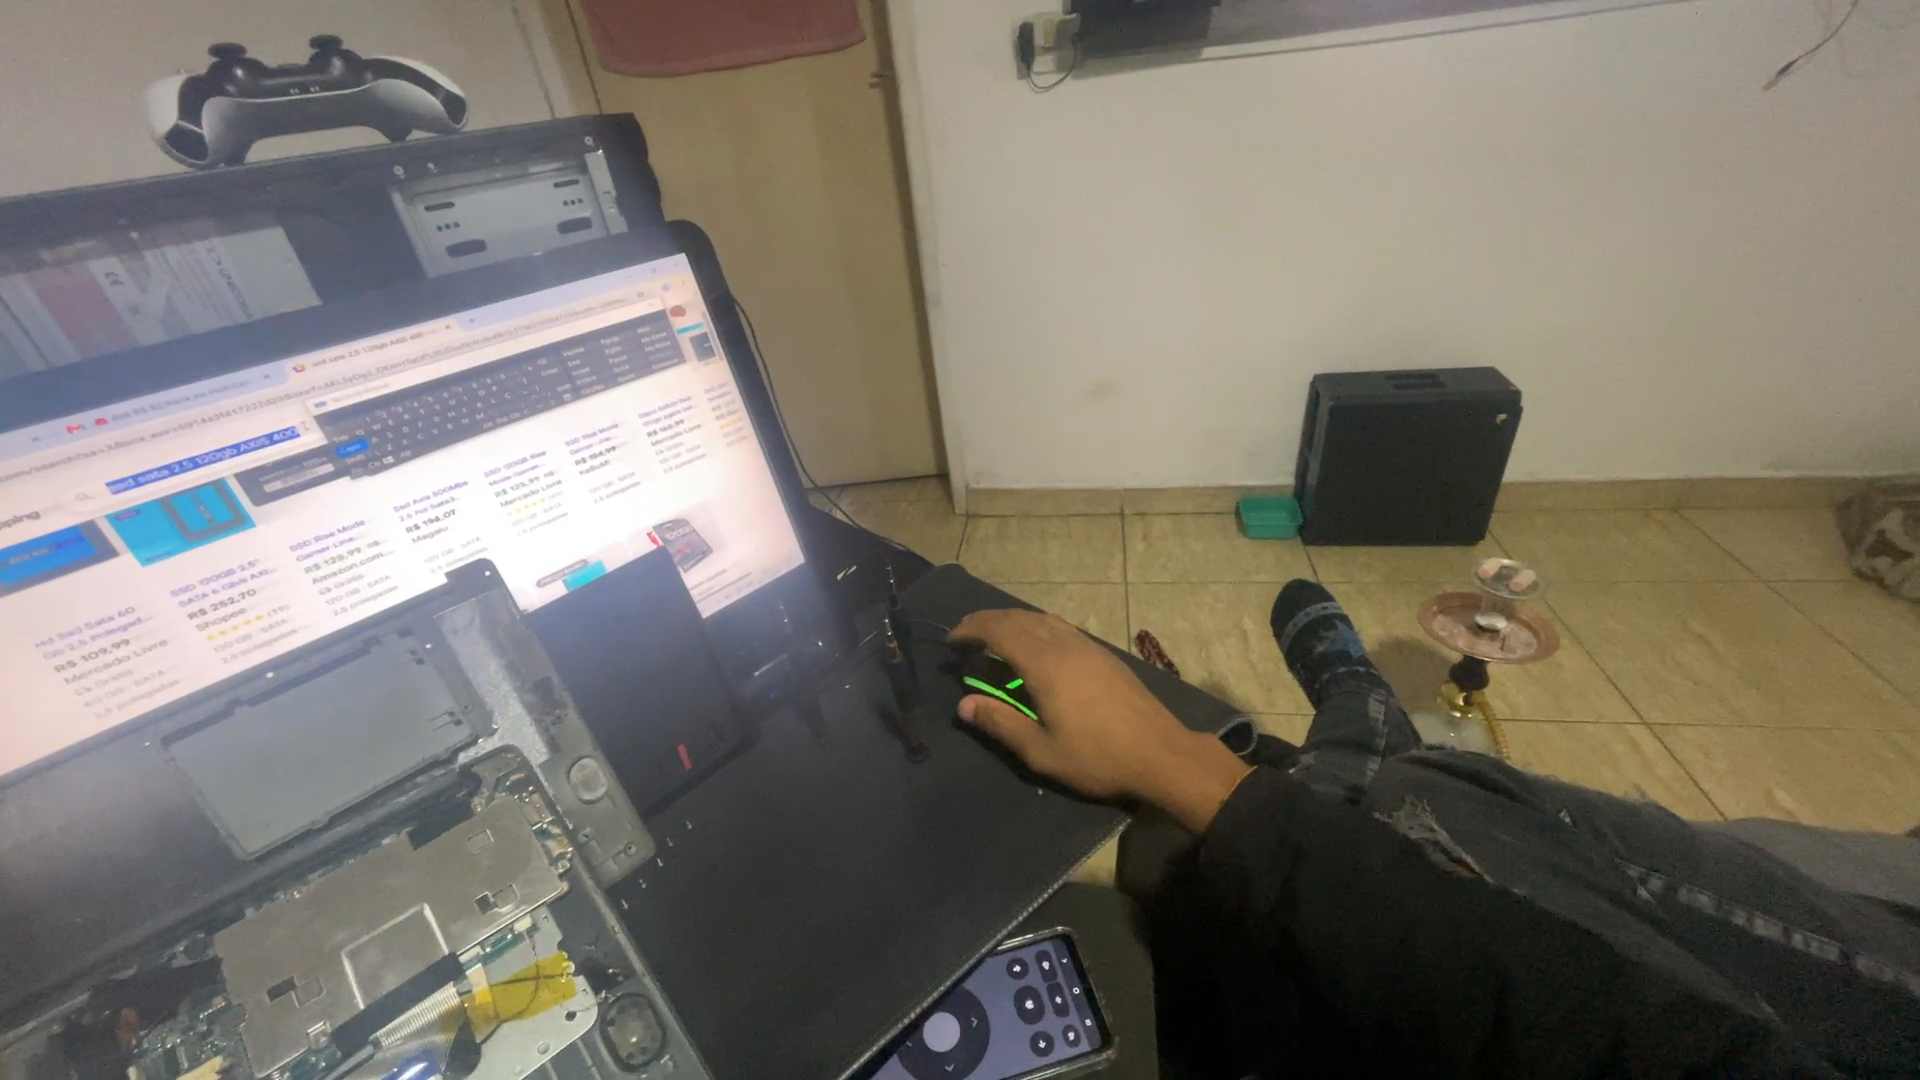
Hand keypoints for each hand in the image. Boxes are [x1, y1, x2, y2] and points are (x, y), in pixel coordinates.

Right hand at [950, 609, 1252, 832]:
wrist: (1161, 753)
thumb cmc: (1097, 757)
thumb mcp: (1041, 751)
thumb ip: (1000, 724)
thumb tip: (963, 704)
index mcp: (1045, 664)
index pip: (999, 630)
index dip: (971, 629)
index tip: (951, 641)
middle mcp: (1064, 644)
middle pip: (1018, 618)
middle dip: (987, 621)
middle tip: (964, 635)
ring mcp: (1087, 646)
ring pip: (1041, 618)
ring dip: (1012, 620)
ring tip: (994, 636)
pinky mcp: (1102, 654)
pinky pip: (1059, 626)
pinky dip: (1035, 626)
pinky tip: (1034, 645)